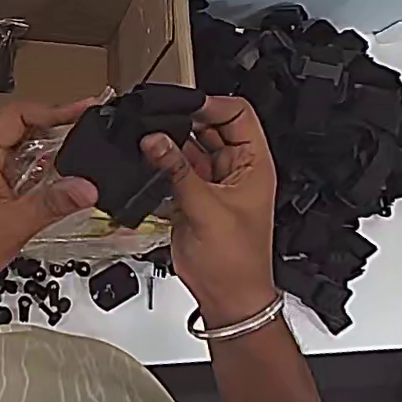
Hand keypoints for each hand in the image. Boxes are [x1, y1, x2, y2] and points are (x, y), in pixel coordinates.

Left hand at [0, 98, 98, 292]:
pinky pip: (23, 171)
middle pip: (24, 128)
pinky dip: (45, 171)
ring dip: (52, 148)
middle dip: (57, 125)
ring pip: (24, 150)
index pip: (18, 116)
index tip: (81, 110)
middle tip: (87, 124)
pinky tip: (62, 181)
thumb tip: (85, 187)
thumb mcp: (13, 224)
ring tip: (82, 148)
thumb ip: (52, 204)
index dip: (53, 110)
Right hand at [141, 96, 279, 325]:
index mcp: (253, 164)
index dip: (213, 104)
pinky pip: (175, 170)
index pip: (238, 115)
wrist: (226, 296)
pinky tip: (147, 161)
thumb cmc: (236, 262)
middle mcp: (234, 169)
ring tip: (148, 139)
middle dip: (184, 121)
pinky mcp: (191, 197)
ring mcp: (211, 182)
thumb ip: (177, 171)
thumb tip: (156, 140)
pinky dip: (161, 164)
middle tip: (157, 119)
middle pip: (210, 127)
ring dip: (170, 142)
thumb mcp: (207, 209)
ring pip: (189, 148)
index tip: (185, 104)